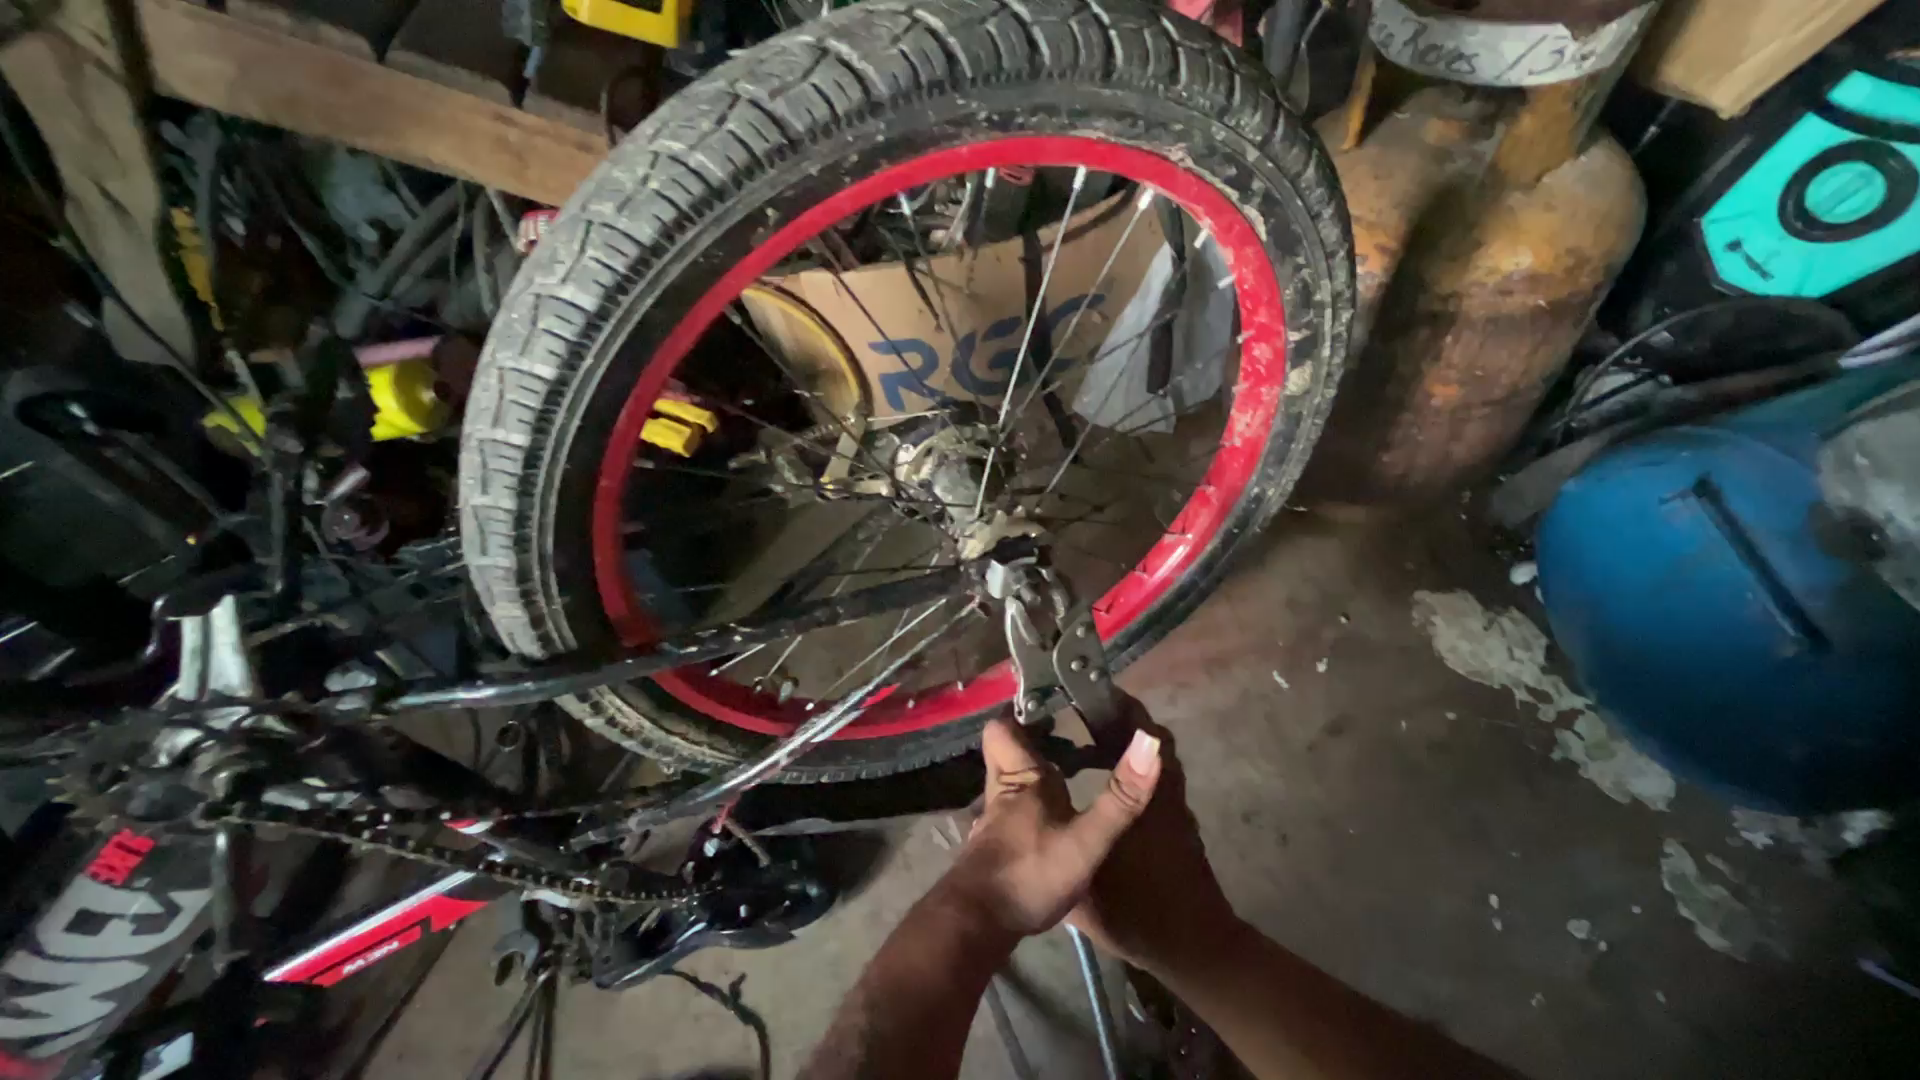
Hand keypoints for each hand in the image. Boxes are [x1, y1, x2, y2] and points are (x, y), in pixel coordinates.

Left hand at [934, 716, 1162, 940]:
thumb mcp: (1086, 839)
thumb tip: (1149, 740)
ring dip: (1036, 776)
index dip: (1021, 713)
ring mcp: (993, 823)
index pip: (1002, 727)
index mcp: (1020, 779)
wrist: (976, 925)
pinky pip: (1012, 813)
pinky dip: (1033, 808)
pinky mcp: (993, 850)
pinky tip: (1055, 824)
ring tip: (1072, 775)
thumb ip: (1120, 796)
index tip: (1053, 703)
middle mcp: (1001, 793)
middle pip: (1008, 752)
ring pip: (1010, 784)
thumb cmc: (1029, 873)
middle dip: (1035, 743)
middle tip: (1071, 737)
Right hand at [1068, 700, 1240, 972]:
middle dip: (1118, 722)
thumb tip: (1016, 817)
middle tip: (1079, 713)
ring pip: (1155, 762)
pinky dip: (1132, 774)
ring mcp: (1176, 812)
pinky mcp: (1179, 830)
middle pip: (1150, 740)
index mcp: (1147, 794)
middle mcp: (1165, 793)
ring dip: (1127, 747)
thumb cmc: (1140, 908)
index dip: (1119, 706)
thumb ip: (1055, 841)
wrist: (1196, 948)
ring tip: (1086, 745)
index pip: (1141, 731)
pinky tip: (1103, 790)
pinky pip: (1154, 784)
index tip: (1089, 690)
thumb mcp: (1085, 876)